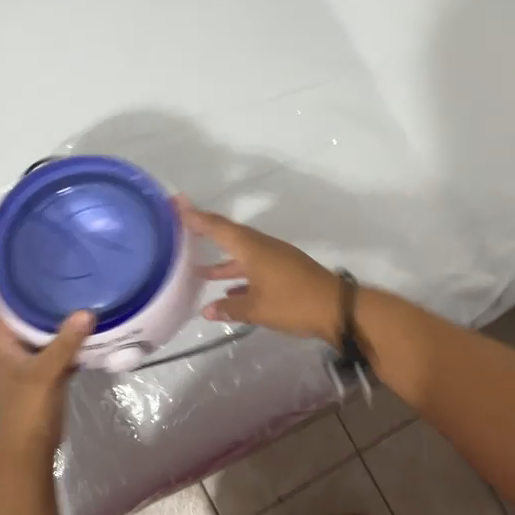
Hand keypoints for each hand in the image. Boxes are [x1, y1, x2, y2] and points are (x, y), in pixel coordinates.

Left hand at [0, 251, 93, 461]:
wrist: (28, 449)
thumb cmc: (27, 410)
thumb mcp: (46, 374)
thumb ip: (64, 344)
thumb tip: (86, 313)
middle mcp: (7, 349)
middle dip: (2, 285)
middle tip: (18, 257)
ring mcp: (24, 362)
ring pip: (21, 325)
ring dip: (26, 304)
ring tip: (46, 279)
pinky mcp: (41, 372)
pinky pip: (44, 340)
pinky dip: (53, 326)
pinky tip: (74, 319)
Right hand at [177, 196, 341, 341]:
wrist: (338, 309)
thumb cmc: (294, 303)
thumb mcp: (257, 309)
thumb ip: (230, 308)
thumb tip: (206, 311)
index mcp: (253, 249)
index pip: (218, 227)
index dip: (196, 217)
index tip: (176, 204)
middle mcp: (263, 248)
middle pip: (230, 237)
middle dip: (206, 235)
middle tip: (182, 231)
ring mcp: (276, 259)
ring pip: (242, 255)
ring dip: (223, 263)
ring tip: (199, 271)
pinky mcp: (285, 272)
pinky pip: (255, 269)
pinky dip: (240, 278)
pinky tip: (229, 294)